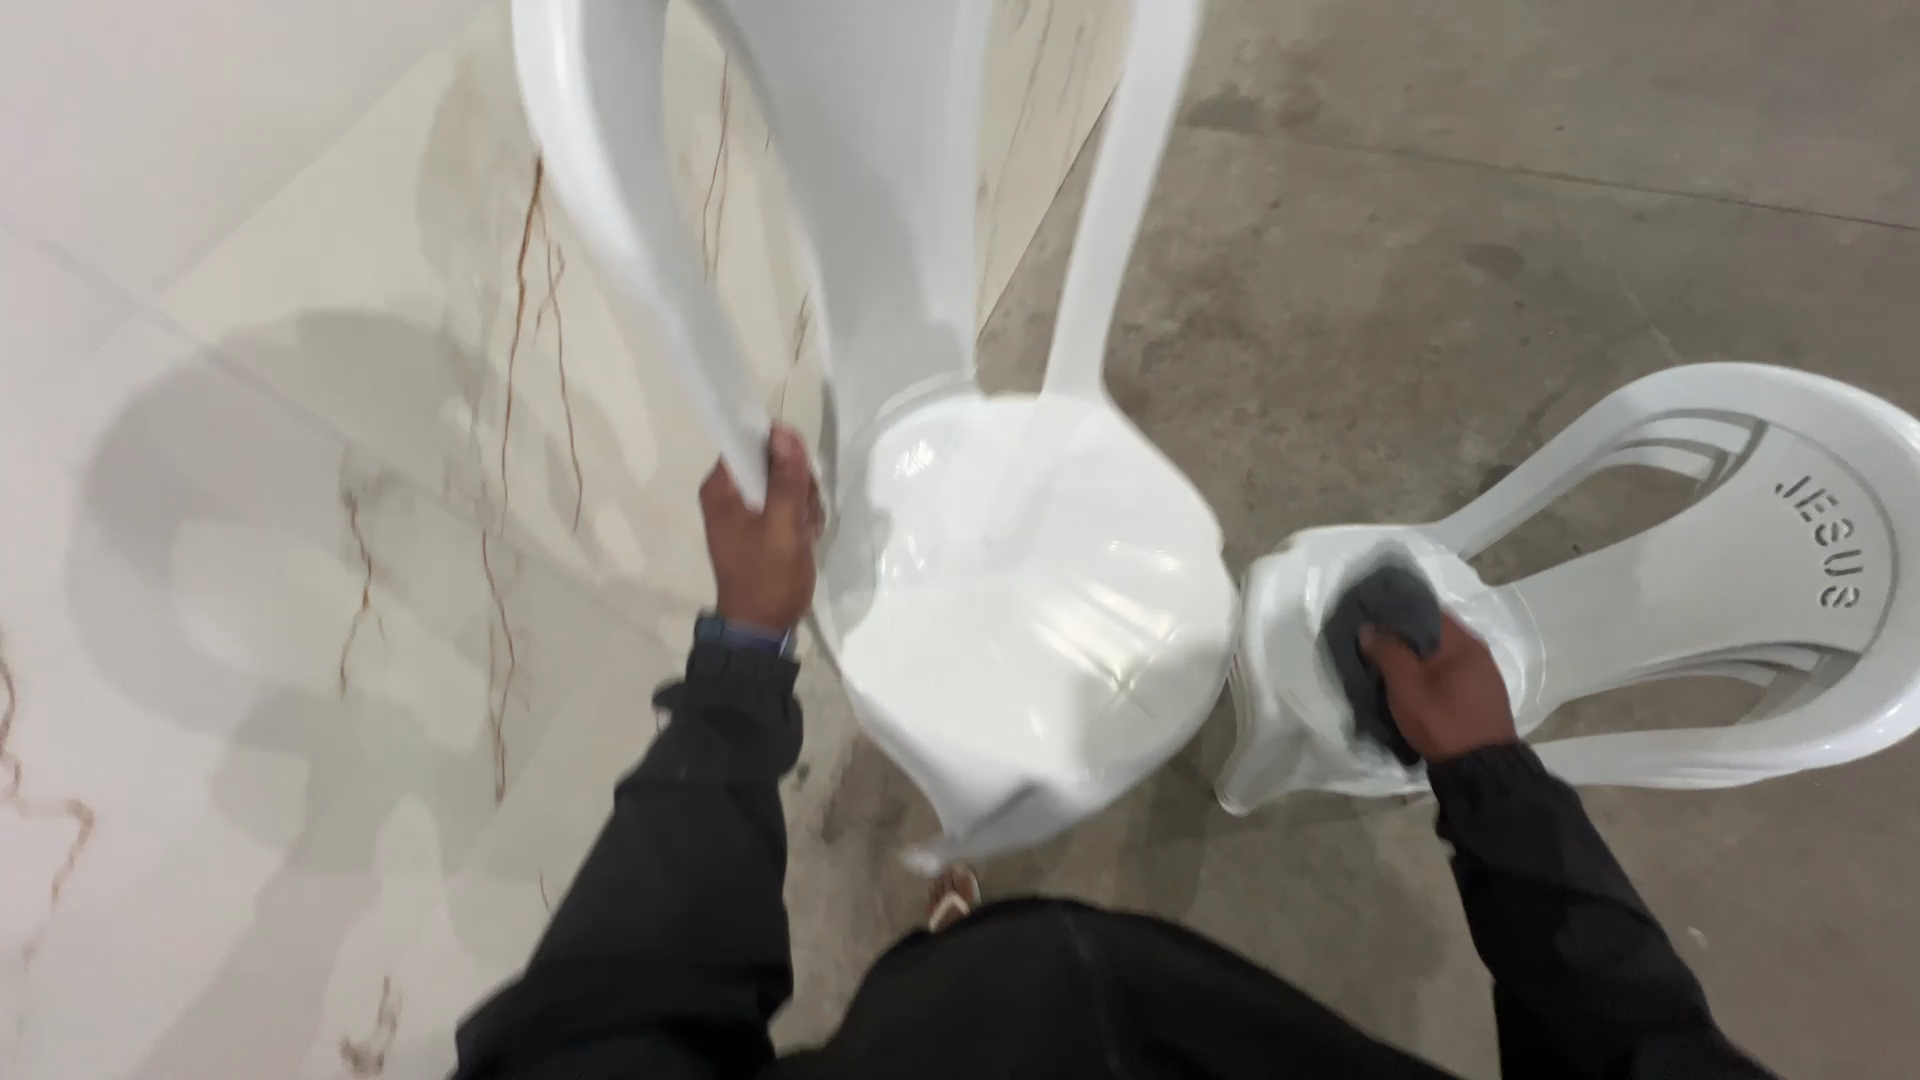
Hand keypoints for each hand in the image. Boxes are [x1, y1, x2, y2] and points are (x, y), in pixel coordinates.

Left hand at [699, 424, 823, 633]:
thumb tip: (784, 431)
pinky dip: (804, 519)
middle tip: (801, 516)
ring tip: (804, 534)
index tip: (799, 478)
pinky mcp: (765, 526)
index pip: (749, 442)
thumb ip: (786, 479)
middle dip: (798, 486)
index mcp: (722, 488)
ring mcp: (748, 510)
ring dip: (805, 505)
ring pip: (788, 484)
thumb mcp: (782, 527)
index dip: (780, 450)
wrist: (764, 627)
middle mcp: (730, 494)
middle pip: (773, 462)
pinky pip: (791, 505)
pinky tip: (805, 539)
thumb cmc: (768, 577)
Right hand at [1359, 615, 1515, 762]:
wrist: (1480, 768)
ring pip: (1439, 651)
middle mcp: (1476, 651)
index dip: (1396, 609)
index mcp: (1462, 642)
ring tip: (1386, 659)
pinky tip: (1409, 678)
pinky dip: (1426, 667)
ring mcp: (1481, 673)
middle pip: (1432, 630)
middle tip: (1372, 638)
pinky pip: (1447, 668)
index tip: (1370, 615)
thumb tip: (1368, 627)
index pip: (1425, 610)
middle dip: (1402, 632)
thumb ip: (1387, 651)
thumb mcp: (1405, 684)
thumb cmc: (1441, 719)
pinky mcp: (1478, 693)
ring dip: (1414, 652)